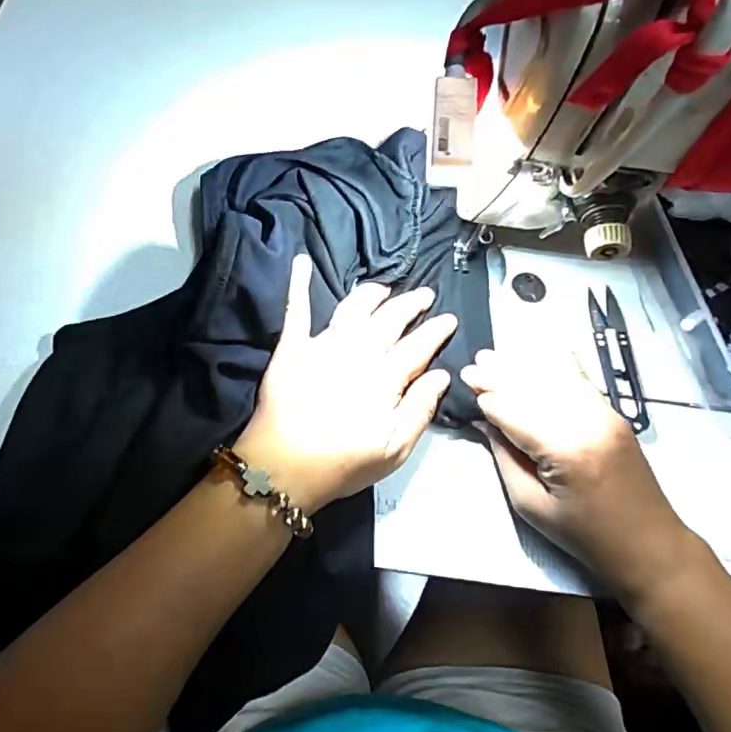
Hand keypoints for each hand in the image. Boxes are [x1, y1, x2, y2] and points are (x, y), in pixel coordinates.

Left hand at [234, 255, 456, 513]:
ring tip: (383, 288)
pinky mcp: (292, 349)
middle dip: (411, 304)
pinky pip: (297, 311)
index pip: (419, 345)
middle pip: (390, 319)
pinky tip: (301, 262)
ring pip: (353, 308)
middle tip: (425, 295)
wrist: (281, 470)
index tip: (449, 319)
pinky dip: (299, 284)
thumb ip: (420, 408)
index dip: (436, 330)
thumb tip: (441, 375)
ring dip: (371, 294)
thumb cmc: (343, 463)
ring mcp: (323, 346)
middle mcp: (358, 351)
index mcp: (386, 376)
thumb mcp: (395, 448)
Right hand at [460, 347, 698, 598]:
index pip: (516, 411)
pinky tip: (537, 354)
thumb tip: (486, 422)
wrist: (648, 543)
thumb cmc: (586, 536)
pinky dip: (556, 366)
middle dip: (501, 374)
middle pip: (535, 387)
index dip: (488, 398)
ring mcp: (605, 412)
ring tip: (496, 355)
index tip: (466, 383)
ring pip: (557, 377)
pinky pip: (580, 380)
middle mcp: (587, 420)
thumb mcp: (532, 506)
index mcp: (565, 449)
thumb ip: (506, 458)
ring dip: (525, 365)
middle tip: (474, 364)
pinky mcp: (614, 413)